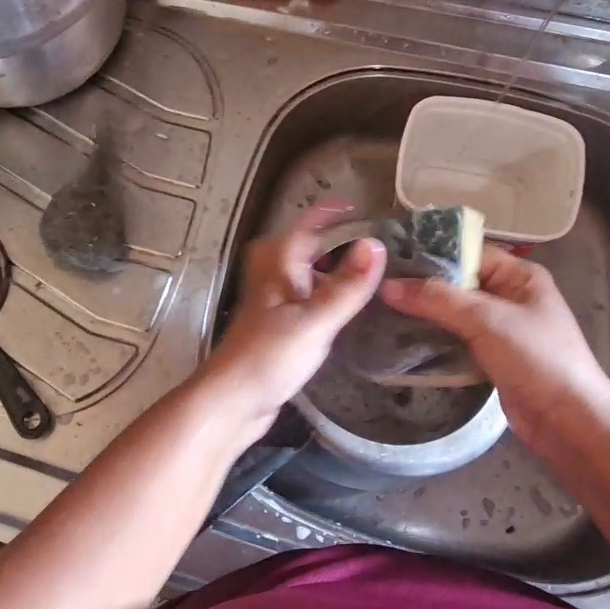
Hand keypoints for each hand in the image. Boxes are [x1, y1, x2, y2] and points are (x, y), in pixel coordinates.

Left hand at [193, 204, 385, 429]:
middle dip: (329, 240)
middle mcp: (273, 281)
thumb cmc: (268, 356)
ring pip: (302, 276)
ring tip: (365, 271)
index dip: (326, 214)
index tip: (357, 206)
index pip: (303, 228)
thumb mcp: (315, 321)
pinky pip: (304, 302)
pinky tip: (344, 310)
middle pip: (300, 249)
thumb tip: (377, 244)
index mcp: (278, 268)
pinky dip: (324, 297)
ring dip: (328, 269)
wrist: (231, 402)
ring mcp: (273, 307)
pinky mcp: (277, 332)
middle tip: (366, 241)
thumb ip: (347, 286)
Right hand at [380, 245, 609, 443]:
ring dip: (423, 314)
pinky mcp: (491, 357)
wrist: (569, 422)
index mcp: (519, 276)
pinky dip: (432, 339)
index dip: (429, 254)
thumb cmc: (536, 358)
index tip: (388, 259)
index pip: (467, 252)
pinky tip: (401, 338)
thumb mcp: (486, 320)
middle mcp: (509, 297)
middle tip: (377, 285)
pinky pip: (454, 339)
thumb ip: (436, 299)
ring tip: (380, 310)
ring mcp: (500, 329)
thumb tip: (387, 285)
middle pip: (456, 283)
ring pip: (452, 313)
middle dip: (420, 287)